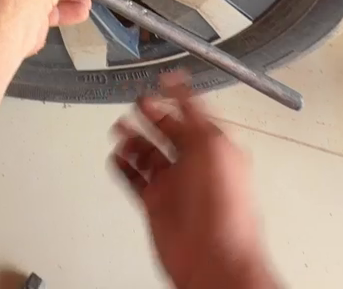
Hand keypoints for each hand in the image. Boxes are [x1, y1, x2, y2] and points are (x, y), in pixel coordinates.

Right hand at [113, 72, 278, 288]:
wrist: (215, 260)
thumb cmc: (226, 208)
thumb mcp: (213, 144)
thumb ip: (192, 109)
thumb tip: (177, 80)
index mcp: (213, 147)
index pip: (188, 114)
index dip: (170, 99)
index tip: (155, 85)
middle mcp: (193, 164)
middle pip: (164, 130)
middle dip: (146, 115)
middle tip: (133, 104)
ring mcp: (173, 184)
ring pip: (145, 152)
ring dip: (130, 138)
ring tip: (119, 129)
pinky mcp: (155, 204)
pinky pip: (133, 178)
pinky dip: (122, 165)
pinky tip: (116, 156)